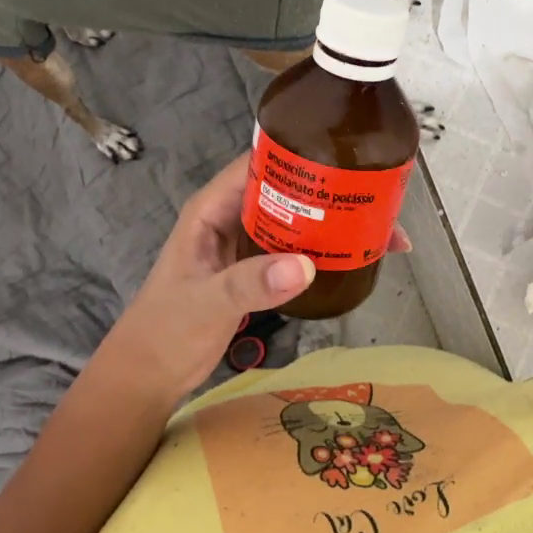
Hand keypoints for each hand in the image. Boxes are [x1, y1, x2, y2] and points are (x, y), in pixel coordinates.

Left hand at [102, 154, 410, 397]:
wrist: (149, 374)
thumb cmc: (165, 331)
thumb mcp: (207, 303)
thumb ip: (249, 284)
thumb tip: (305, 266)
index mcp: (213, 209)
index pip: (260, 166)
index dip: (301, 158)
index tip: (349, 161)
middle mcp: (231, 219)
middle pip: (287, 193)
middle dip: (332, 195)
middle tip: (383, 204)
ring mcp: (244, 248)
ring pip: (296, 224)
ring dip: (334, 226)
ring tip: (383, 232)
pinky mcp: (256, 274)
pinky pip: (295, 254)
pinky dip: (324, 255)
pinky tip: (356, 262)